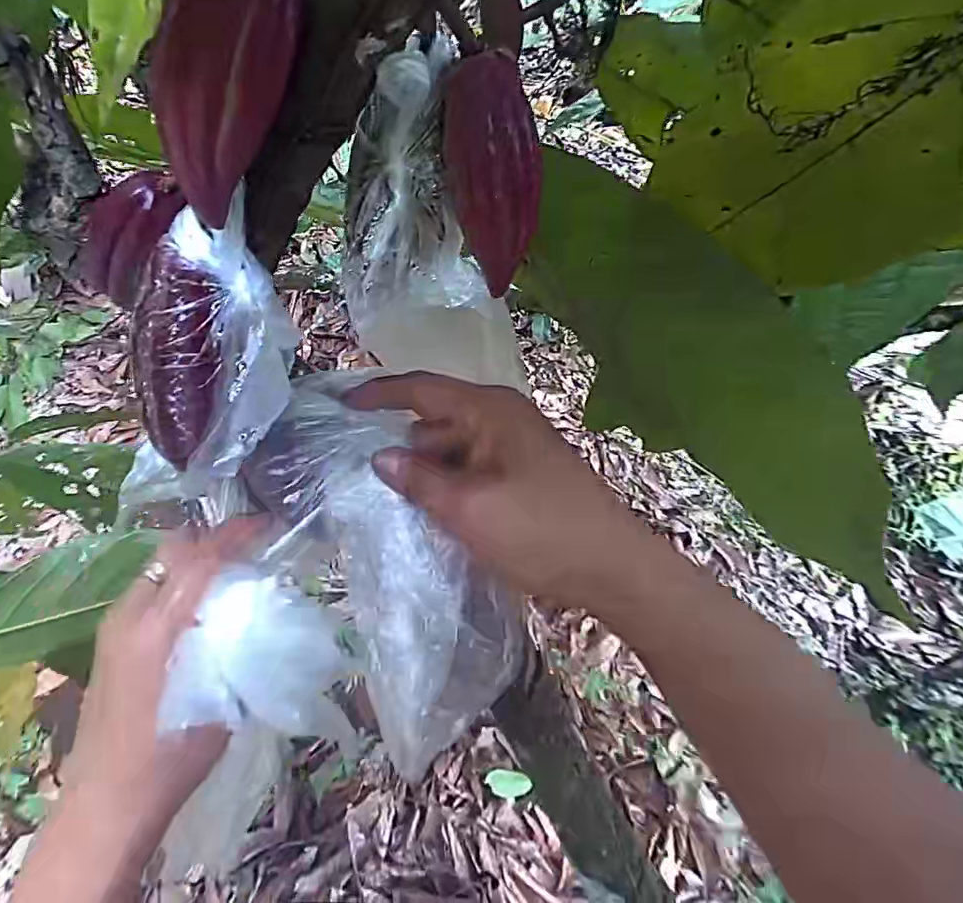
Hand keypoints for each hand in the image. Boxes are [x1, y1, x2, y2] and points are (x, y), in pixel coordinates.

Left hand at [14, 520, 260, 901]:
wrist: (103, 803)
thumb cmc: (166, 765)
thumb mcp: (216, 710)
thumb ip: (232, 657)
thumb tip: (252, 624)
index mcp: (155, 631)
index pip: (197, 563)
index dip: (231, 537)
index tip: (260, 524)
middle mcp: (127, 615)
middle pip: (169, 552)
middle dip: (208, 540)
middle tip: (242, 548)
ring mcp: (112, 625)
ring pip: (155, 569)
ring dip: (188, 561)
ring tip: (223, 574)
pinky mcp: (107, 640)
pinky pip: (144, 592)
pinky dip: (172, 584)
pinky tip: (193, 607)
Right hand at [345, 371, 671, 615]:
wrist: (618, 573)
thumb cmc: (541, 532)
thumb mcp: (467, 508)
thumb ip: (417, 479)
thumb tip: (379, 458)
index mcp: (489, 411)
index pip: (421, 389)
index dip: (379, 393)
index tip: (343, 403)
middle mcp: (500, 417)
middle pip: (433, 419)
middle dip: (401, 442)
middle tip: (364, 468)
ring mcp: (512, 444)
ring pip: (449, 446)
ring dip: (424, 467)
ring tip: (396, 497)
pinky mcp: (519, 471)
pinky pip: (467, 465)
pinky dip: (446, 481)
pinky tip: (432, 508)